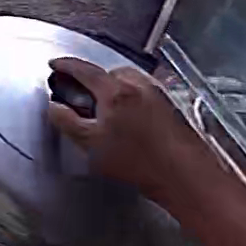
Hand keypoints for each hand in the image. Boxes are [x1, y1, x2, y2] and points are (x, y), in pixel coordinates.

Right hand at [45, 56, 220, 207]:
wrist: (191, 181)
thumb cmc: (140, 163)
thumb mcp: (90, 144)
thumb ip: (65, 121)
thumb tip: (55, 107)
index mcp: (115, 91)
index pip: (83, 69)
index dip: (65, 65)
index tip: (55, 65)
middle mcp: (139, 86)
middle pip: (108, 72)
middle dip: (92, 79)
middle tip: (82, 94)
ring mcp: (159, 96)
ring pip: (129, 81)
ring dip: (114, 88)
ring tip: (107, 110)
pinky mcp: (174, 108)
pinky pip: (144, 93)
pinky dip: (132, 98)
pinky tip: (131, 121)